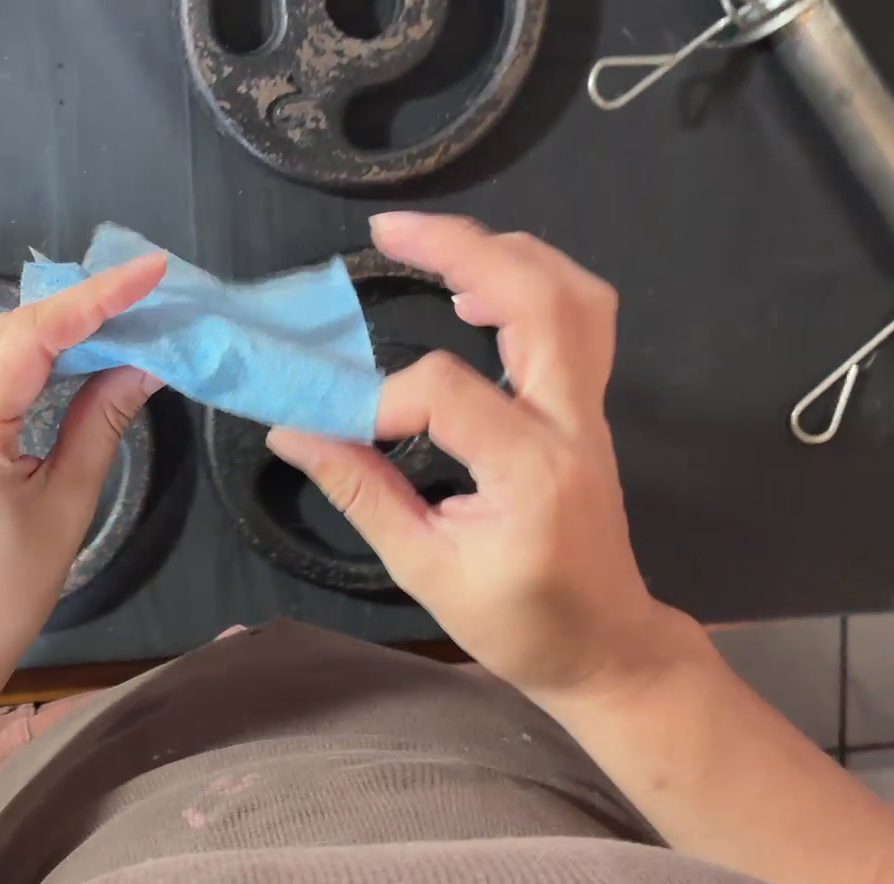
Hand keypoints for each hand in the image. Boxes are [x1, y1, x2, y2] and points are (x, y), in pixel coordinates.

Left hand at [0, 254, 167, 699]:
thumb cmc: (4, 596)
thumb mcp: (65, 508)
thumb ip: (100, 423)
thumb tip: (140, 364)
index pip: (31, 337)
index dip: (95, 298)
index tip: (148, 271)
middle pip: (4, 335)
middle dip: (75, 313)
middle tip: (140, 303)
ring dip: (46, 336)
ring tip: (110, 327)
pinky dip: (15, 364)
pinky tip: (57, 364)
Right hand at [268, 214, 698, 702]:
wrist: (602, 642)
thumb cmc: (514, 619)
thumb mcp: (421, 565)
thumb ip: (358, 490)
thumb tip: (291, 434)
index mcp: (528, 469)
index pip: (445, 393)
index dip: (378, 401)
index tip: (332, 428)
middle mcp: (570, 422)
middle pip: (539, 298)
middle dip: (462, 250)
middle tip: (390, 230)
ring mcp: (588, 410)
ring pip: (572, 295)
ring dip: (504, 254)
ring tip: (436, 247)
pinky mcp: (585, 409)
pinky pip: (576, 320)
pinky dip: (529, 284)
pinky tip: (476, 291)